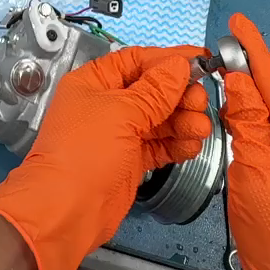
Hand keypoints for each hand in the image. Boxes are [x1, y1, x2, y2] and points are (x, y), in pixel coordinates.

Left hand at [0, 45, 210, 269]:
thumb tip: (178, 65)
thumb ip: (154, 91)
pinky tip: (192, 144)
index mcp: (94, 81)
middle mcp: (105, 103)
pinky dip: (176, 144)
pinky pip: (157, 145)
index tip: (199, 60)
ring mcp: (118, 133)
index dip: (167, 59)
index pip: (135, 60)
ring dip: (182, 120)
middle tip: (201, 100)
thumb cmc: (83, 152)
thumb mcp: (121, 113)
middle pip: (150, 89)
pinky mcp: (129, 160)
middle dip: (178, 93)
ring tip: (202, 127)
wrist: (67, 210)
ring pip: (157, 118)